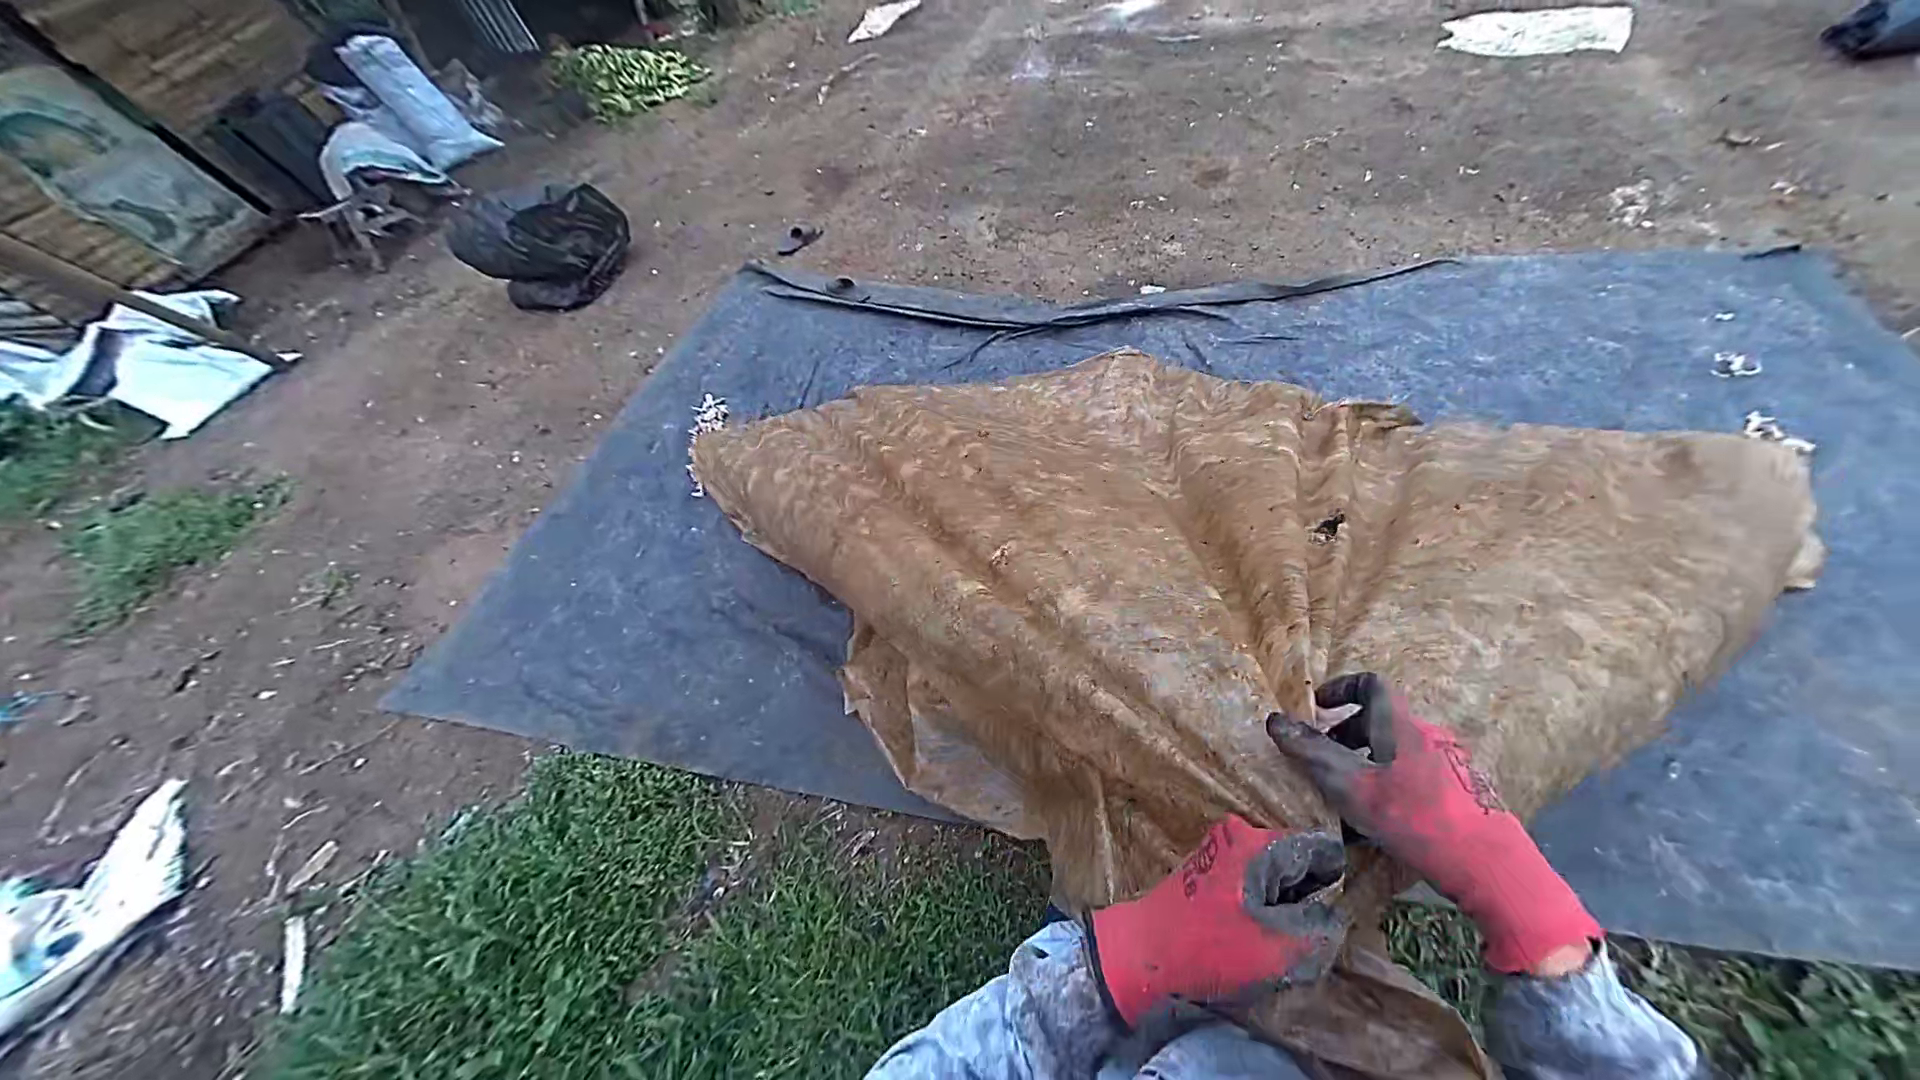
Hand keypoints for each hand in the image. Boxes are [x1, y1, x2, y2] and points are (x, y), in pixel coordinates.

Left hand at [1087, 815, 1346, 1026]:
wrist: (1146, 947)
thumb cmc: (1209, 946)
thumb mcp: (1278, 948)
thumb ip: (1320, 928)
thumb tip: (1335, 914)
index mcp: (1256, 843)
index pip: (1320, 848)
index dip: (1335, 882)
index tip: (1335, 913)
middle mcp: (1238, 831)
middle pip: (1297, 858)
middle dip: (1308, 894)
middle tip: (1302, 930)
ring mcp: (1221, 844)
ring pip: (1277, 870)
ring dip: (1285, 901)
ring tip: (1274, 932)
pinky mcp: (1212, 862)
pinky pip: (1255, 876)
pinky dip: (1263, 900)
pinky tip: (1252, 927)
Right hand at [1267, 673, 1600, 974]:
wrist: (1497, 873)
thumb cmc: (1416, 819)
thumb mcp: (1351, 786)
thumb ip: (1311, 751)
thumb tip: (1274, 719)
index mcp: (1400, 725)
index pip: (1370, 683)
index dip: (1340, 688)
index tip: (1317, 709)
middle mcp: (1428, 735)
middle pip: (1379, 718)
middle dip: (1345, 733)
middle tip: (1324, 759)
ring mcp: (1451, 764)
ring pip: (1396, 748)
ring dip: (1366, 760)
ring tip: (1349, 793)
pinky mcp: (1467, 792)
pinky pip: (1416, 773)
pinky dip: (1391, 780)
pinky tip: (1384, 817)